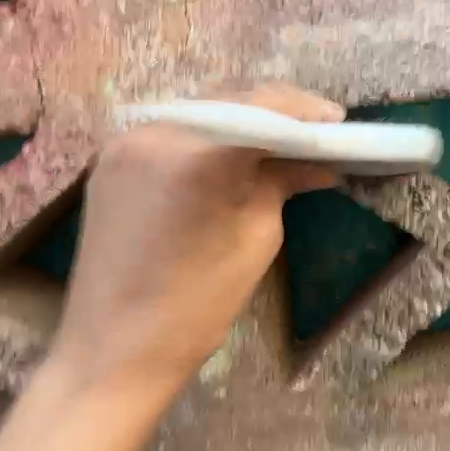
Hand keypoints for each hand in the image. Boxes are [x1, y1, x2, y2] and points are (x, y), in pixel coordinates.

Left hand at [44, 84, 341, 394]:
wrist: (113, 349)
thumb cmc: (197, 305)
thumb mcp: (258, 236)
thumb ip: (284, 181)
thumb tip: (318, 159)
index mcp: (197, 155)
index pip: (265, 107)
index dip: (306, 111)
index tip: (338, 122)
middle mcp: (156, 132)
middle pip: (231, 101)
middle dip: (277, 112)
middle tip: (316, 130)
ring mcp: (126, 142)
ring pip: (201, 111)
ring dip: (243, 118)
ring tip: (281, 139)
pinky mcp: (111, 158)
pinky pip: (173, 129)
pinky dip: (209, 132)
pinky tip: (234, 148)